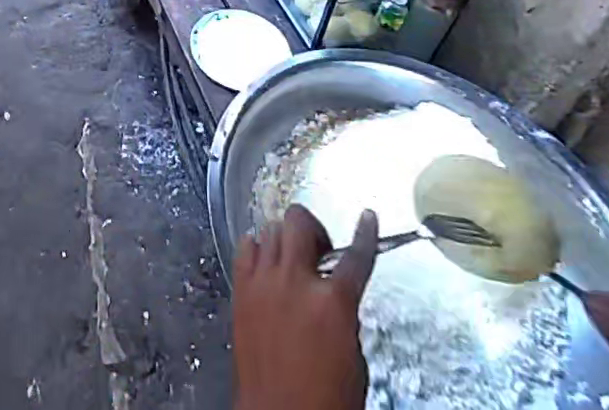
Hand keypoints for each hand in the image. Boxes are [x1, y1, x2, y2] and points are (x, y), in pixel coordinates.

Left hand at [232, 206, 377, 409]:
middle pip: (300, 223)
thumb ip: (344, 314)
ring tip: (293, 259)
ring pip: (272, 229)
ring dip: (287, 238)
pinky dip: (258, 247)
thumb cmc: (326, 400)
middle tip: (320, 251)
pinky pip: (246, 248)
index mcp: (332, 302)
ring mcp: (264, 282)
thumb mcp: (353, 357)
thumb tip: (334, 296)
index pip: (356, 256)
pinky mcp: (241, 290)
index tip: (367, 217)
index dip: (365, 233)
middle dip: (314, 229)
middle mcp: (295, 281)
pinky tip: (266, 262)